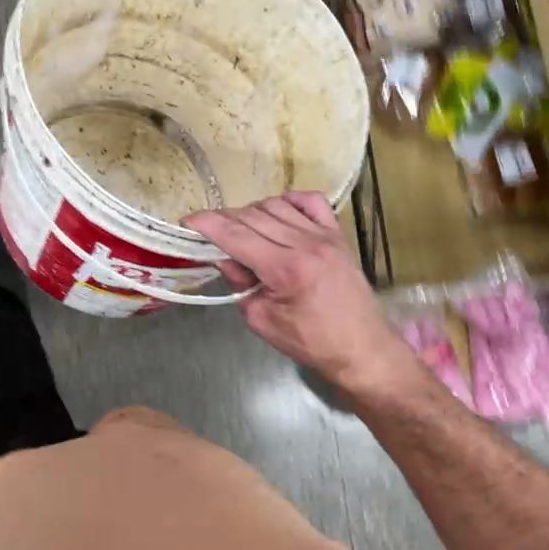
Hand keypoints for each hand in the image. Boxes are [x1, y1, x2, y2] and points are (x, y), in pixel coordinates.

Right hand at [184, 193, 434, 401]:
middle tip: (210, 236)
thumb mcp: (261, 320)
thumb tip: (224, 257)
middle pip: (252, 216)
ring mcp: (325, 236)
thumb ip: (239, 284)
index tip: (186, 221)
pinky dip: (287, 201)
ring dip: (251, 214)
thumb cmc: (310, 342)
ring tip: (242, 233)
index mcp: (286, 269)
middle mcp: (306, 244)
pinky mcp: (337, 235)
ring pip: (275, 206)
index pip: (236, 234)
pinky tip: (277, 214)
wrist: (362, 349)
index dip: (206, 224)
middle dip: (224, 221)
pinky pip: (309, 201)